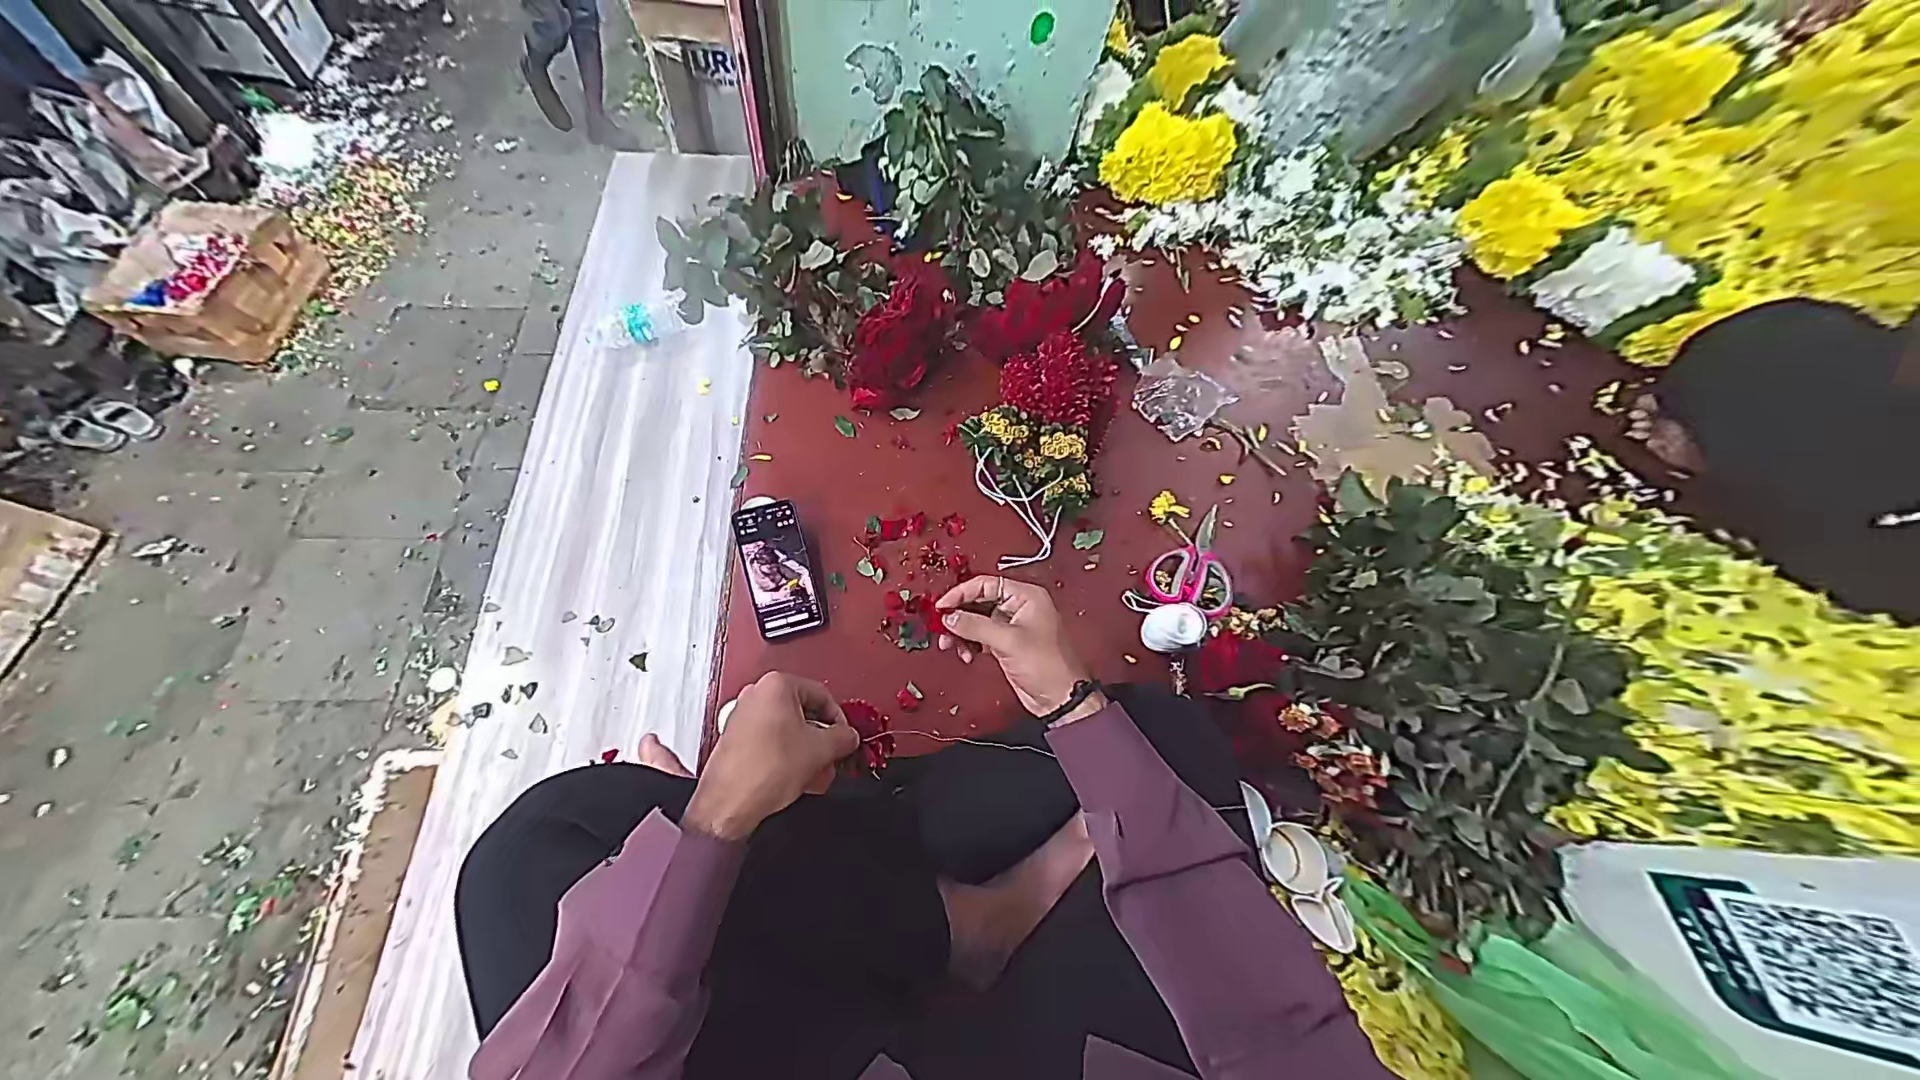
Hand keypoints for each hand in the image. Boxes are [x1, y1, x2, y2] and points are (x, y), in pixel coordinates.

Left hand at [682, 673, 857, 840]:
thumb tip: (848, 737)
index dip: (839, 719)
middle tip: (832, 756)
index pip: (822, 695)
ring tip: (816, 773)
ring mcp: (743, 716)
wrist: (727, 804)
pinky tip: (797, 778)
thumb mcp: (820, 750)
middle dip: (821, 739)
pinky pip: (771, 741)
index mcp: (777, 685)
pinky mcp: (735, 739)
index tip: (844, 736)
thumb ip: (843, 738)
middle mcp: (757, 694)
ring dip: (807, 751)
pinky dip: (787, 756)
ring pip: (788, 729)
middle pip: (804, 713)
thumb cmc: (763, 770)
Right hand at [936, 576, 1100, 719]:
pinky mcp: (1006, 643)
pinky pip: (980, 636)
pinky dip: (969, 643)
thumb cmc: (1047, 665)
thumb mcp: (1008, 641)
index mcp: (1026, 596)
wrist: (1060, 698)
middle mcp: (1019, 606)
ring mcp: (1012, 625)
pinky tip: (966, 653)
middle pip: (979, 601)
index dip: (962, 593)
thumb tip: (949, 616)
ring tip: (949, 644)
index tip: (942, 605)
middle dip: (959, 614)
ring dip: (960, 631)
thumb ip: (975, 626)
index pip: (987, 584)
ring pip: (976, 620)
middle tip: (941, 626)